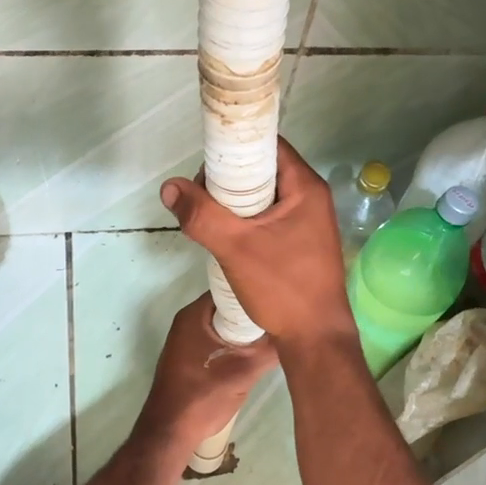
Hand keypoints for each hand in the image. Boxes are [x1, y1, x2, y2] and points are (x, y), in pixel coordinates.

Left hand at [140, 293, 277, 446]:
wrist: (171, 431)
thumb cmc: (204, 395)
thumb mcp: (245, 371)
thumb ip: (272, 348)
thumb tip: (299, 331)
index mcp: (195, 314)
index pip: (232, 287)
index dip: (258, 289)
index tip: (283, 297)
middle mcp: (189, 321)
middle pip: (230, 306)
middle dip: (255, 311)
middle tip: (285, 315)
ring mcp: (189, 340)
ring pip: (226, 325)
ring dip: (247, 330)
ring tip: (278, 331)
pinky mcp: (192, 357)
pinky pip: (220, 340)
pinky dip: (237, 343)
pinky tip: (258, 352)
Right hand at [160, 139, 353, 345]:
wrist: (315, 339)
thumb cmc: (282, 287)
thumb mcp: (235, 248)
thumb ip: (201, 215)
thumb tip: (169, 187)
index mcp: (306, 188)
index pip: (268, 145)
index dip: (235, 148)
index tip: (206, 166)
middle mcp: (312, 198)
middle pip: (264, 170)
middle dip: (229, 180)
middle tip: (203, 199)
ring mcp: (309, 223)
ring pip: (264, 197)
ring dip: (235, 204)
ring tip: (211, 221)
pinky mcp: (302, 244)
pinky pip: (269, 219)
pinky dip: (247, 222)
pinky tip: (228, 240)